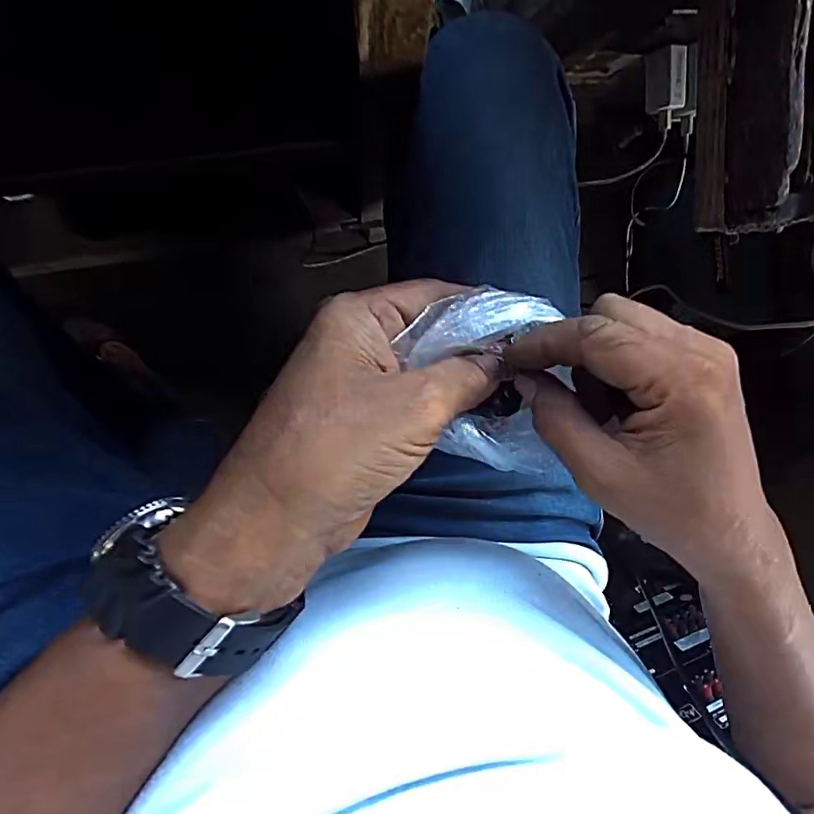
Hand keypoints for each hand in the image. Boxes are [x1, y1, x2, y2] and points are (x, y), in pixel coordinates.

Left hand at [159, 280, 500, 612]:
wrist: (284, 519)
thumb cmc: (342, 449)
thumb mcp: (419, 403)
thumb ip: (469, 374)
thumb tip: (504, 361)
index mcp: (359, 318)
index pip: (434, 294)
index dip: (483, 307)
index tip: (527, 324)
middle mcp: (359, 342)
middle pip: (434, 331)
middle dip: (480, 345)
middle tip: (530, 358)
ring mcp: (365, 383)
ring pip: (430, 369)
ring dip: (469, 378)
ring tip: (518, 384)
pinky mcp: (372, 419)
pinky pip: (421, 400)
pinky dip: (452, 404)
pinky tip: (489, 411)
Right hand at [504, 294, 783, 582]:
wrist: (730, 531)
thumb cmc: (673, 512)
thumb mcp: (600, 474)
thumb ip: (557, 419)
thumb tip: (528, 378)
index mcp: (683, 377)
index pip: (598, 333)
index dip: (546, 341)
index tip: (512, 357)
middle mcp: (703, 350)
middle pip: (614, 312)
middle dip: (576, 346)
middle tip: (564, 393)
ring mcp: (712, 351)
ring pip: (631, 320)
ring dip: (600, 355)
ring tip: (605, 410)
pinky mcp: (711, 360)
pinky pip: (651, 337)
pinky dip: (625, 361)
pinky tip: (627, 404)